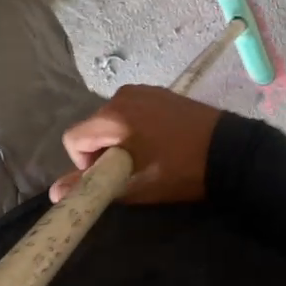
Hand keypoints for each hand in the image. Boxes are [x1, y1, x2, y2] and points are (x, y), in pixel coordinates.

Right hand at [48, 84, 222, 204]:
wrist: (231, 151)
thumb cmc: (181, 171)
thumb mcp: (135, 185)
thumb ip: (92, 187)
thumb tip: (54, 194)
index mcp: (112, 116)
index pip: (73, 138)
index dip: (84, 163)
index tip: (110, 177)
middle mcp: (121, 96)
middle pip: (93, 128)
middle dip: (103, 152)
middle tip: (132, 172)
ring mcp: (142, 91)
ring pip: (112, 121)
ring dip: (119, 141)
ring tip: (149, 159)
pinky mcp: (159, 93)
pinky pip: (131, 112)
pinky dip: (135, 129)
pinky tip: (160, 144)